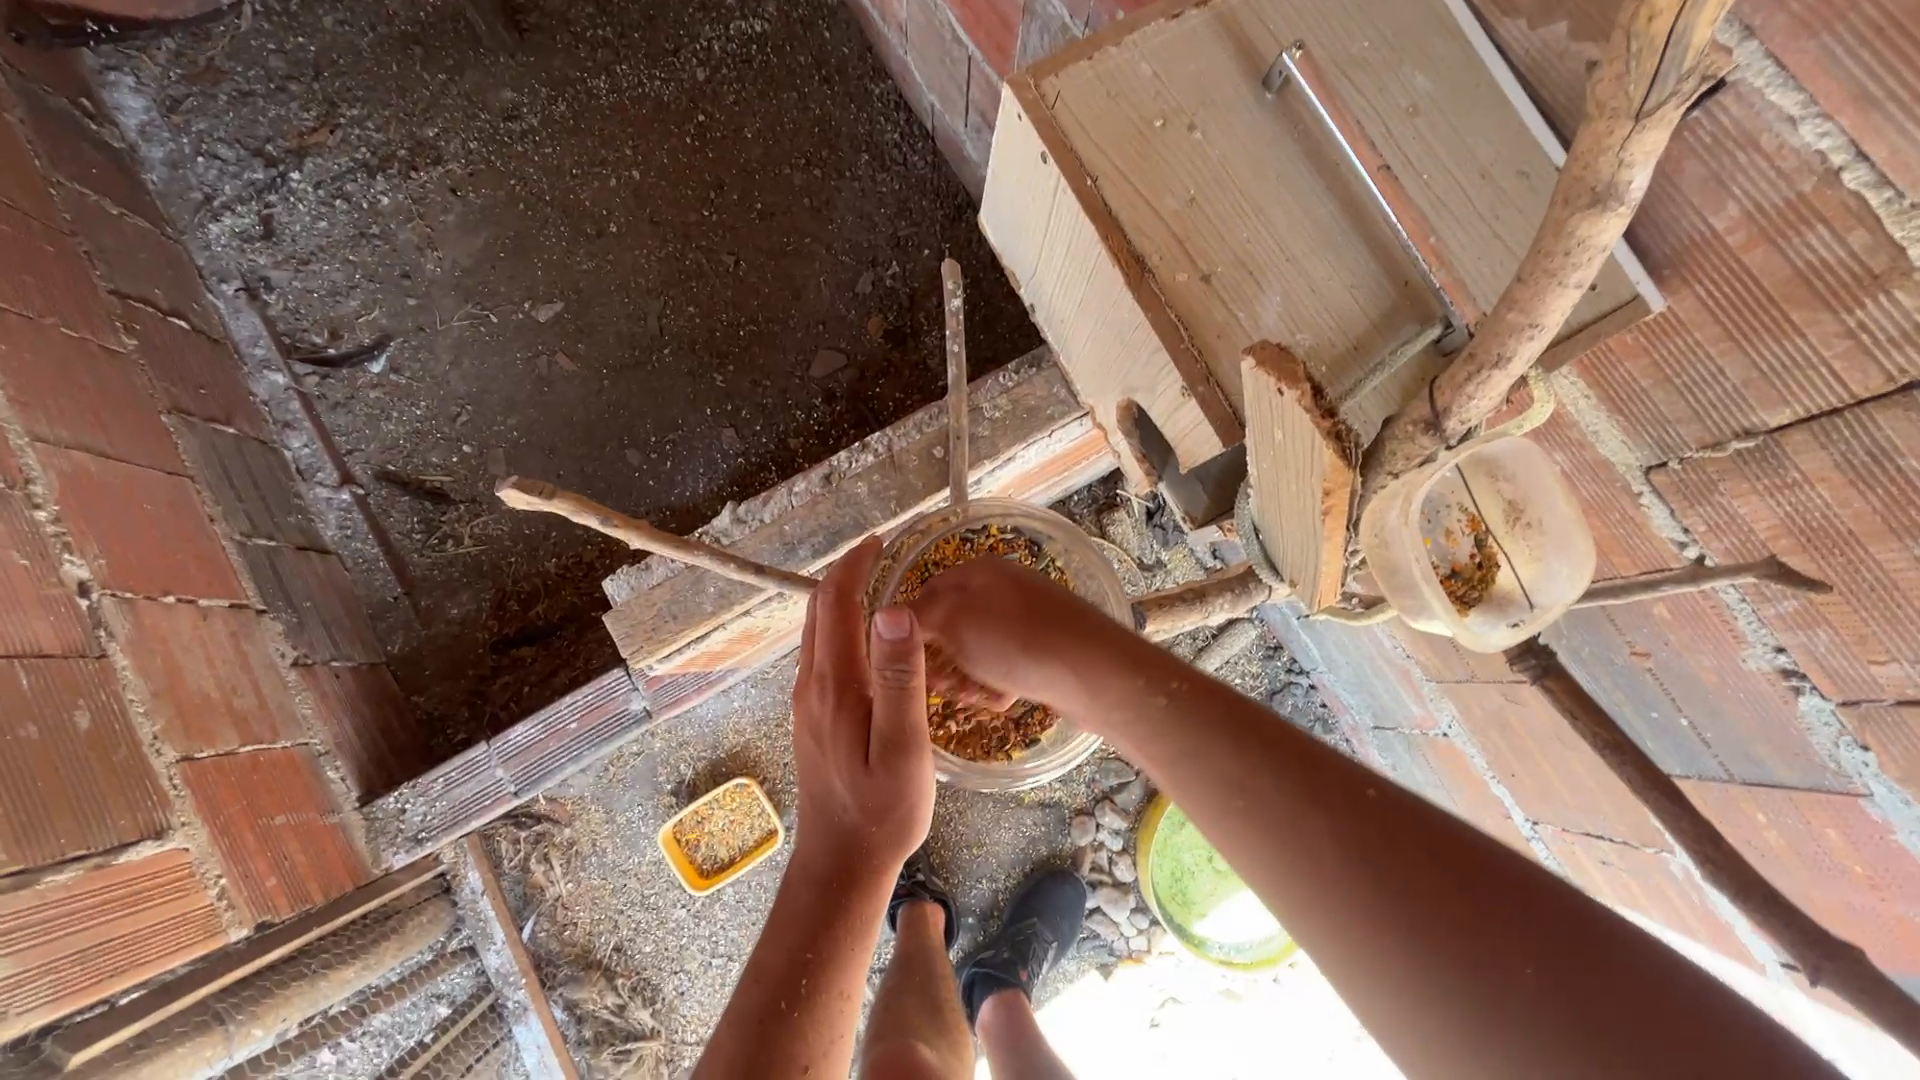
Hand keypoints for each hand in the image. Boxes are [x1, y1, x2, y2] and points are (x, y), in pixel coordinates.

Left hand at [790, 537, 934, 883]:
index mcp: (835, 683)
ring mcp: (807, 702)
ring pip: (817, 632)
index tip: (882, 541)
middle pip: (819, 610)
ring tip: (878, 584)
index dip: (857, 564)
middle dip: (846, 574)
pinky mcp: (812, 718)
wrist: (841, 861)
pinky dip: (841, 627)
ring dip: (841, 599)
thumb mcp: (904, 747)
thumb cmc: (883, 810)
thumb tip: (894, 612)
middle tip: (882, 554)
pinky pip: (821, 654)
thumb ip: (900, 679)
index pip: (837, 602)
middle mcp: (811, 684)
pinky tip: (868, 639)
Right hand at [907, 556, 1139, 710]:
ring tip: (971, 697)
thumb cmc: (1017, 640)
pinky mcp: (1044, 649)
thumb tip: (888, 614)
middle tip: (938, 686)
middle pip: (951, 624)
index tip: (901, 662)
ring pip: (976, 649)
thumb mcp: (954, 621)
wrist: (1093, 671)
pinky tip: (1000, 699)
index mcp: (978, 571)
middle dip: (940, 658)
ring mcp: (1026, 619)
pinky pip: (1004, 665)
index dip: (908, 629)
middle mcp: (1001, 588)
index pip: (925, 592)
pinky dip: (996, 682)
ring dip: (966, 675)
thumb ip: (917, 615)